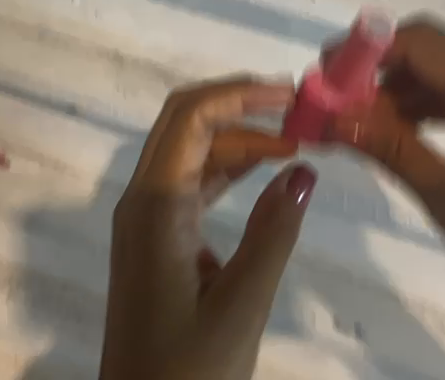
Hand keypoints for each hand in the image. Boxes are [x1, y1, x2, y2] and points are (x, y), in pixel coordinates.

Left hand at [101, 78, 317, 379]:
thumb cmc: (189, 373)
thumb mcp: (241, 306)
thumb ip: (273, 232)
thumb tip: (303, 169)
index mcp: (155, 205)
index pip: (191, 116)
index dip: (238, 92)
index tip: (289, 93)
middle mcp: (142, 199)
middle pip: (184, 122)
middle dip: (237, 104)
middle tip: (294, 107)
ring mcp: (145, 219)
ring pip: (189, 151)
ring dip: (236, 137)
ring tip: (292, 138)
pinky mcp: (155, 239)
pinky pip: (190, 183)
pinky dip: (227, 168)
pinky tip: (264, 172)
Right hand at [334, 17, 444, 379]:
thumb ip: (389, 145)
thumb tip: (330, 112)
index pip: (421, 40)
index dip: (367, 49)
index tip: (323, 76)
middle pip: (436, 50)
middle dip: (382, 70)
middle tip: (338, 108)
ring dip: (406, 90)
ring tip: (364, 127)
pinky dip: (435, 107)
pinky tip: (408, 136)